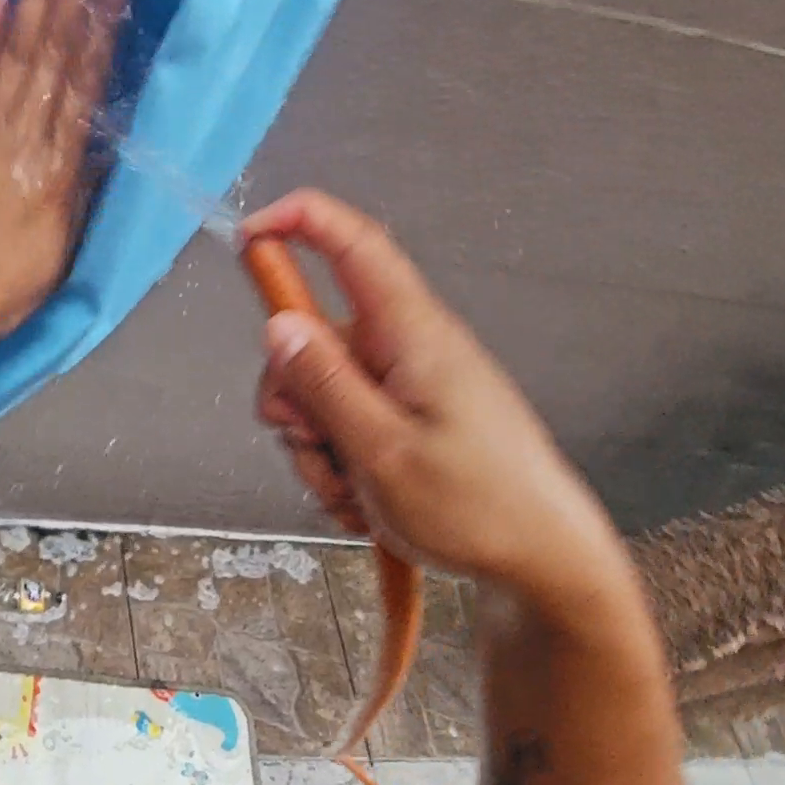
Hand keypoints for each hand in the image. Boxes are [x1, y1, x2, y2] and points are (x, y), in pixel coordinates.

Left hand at [0, 0, 127, 353]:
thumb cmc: (3, 291)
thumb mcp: (58, 253)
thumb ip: (78, 195)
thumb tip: (99, 147)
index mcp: (56, 173)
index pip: (84, 87)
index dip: (101, 30)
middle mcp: (21, 142)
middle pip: (50, 60)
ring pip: (13, 58)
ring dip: (34, 4)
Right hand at [243, 190, 625, 603]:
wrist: (538, 560)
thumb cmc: (474, 505)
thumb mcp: (382, 449)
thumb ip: (325, 384)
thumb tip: (277, 325)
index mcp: (410, 335)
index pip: (353, 248)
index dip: (298, 224)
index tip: (246, 238)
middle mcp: (401, 350)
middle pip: (308, 343)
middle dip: (290, 399)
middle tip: (317, 446)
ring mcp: (399, 387)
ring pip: (314, 397)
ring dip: (313, 447)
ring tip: (352, 488)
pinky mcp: (398, 420)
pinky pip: (335, 429)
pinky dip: (332, 465)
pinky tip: (361, 497)